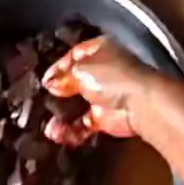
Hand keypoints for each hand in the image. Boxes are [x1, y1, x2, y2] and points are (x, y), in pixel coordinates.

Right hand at [40, 36, 158, 144]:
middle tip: (42, 103)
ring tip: (49, 128)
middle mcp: (101, 70)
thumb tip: (50, 84)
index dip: (58, 66)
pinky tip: (58, 135)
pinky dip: (71, 130)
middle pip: (74, 81)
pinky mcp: (105, 118)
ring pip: (77, 106)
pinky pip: (83, 124)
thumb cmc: (112, 76)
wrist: (140, 105)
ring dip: (62, 116)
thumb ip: (63, 77)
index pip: (73, 55)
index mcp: (98, 49)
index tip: (44, 79)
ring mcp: (103, 95)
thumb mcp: (82, 70)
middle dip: (58, 94)